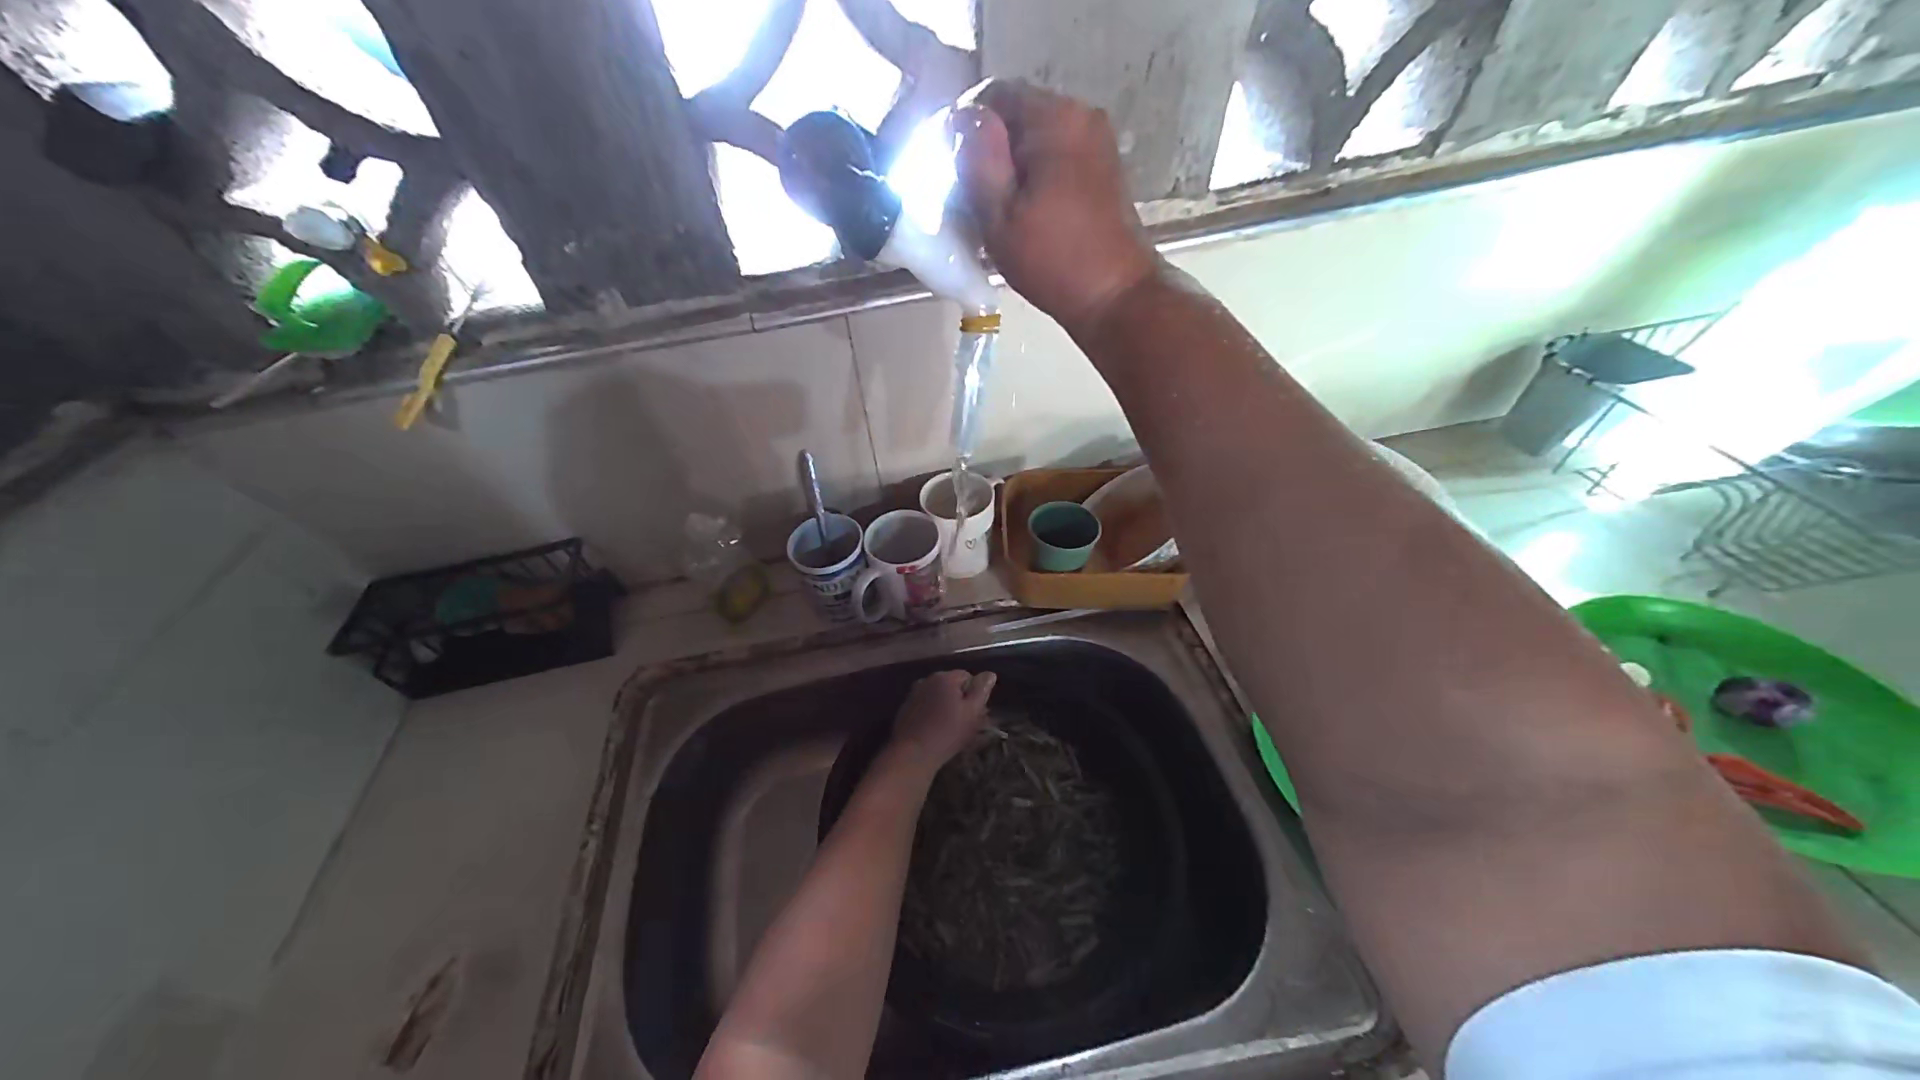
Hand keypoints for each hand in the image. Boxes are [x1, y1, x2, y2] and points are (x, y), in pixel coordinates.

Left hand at [888, 670, 996, 766]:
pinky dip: (932, 714)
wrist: (912, 754)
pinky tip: (935, 731)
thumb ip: (981, 690)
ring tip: (952, 729)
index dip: (975, 694)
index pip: (967, 676)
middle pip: (951, 686)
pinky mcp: (905, 709)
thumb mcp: (972, 712)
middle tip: (967, 723)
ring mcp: (913, 694)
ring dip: (946, 708)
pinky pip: (925, 706)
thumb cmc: (947, 733)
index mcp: (944, 677)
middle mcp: (927, 680)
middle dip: (961, 701)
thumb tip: (989, 674)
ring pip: (937, 697)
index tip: (977, 713)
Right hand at [951, 80, 1161, 338]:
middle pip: (1015, 116)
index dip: (963, 128)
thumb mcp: (999, 214)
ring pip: (1034, 140)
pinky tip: (1022, 215)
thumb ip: (976, 158)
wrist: (1116, 297)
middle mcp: (1082, 116)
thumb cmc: (1054, 260)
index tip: (950, 170)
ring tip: (994, 211)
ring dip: (1009, 168)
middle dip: (987, 150)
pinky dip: (1032, 179)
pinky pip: (1054, 158)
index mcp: (1056, 118)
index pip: (992, 95)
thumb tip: (961, 119)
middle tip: (969, 197)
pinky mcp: (1101, 170)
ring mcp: (1096, 143)